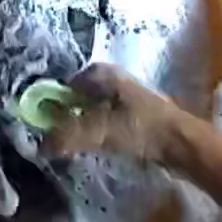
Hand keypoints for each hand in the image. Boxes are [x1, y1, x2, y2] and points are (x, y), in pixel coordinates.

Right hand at [45, 63, 191, 165]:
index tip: (43, 123)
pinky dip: (96, 132)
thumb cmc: (141, 128)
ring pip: (92, 109)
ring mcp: (123, 96)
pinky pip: (104, 120)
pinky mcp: (133, 115)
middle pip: (79, 96)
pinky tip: (95, 148)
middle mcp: (111, 79)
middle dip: (66, 115)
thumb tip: (40, 144)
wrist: (182, 143)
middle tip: (56, 137)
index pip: (68, 83)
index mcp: (103, 74)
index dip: (54, 102)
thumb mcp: (101, 131)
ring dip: (81, 125)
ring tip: (73, 145)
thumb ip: (69, 136)